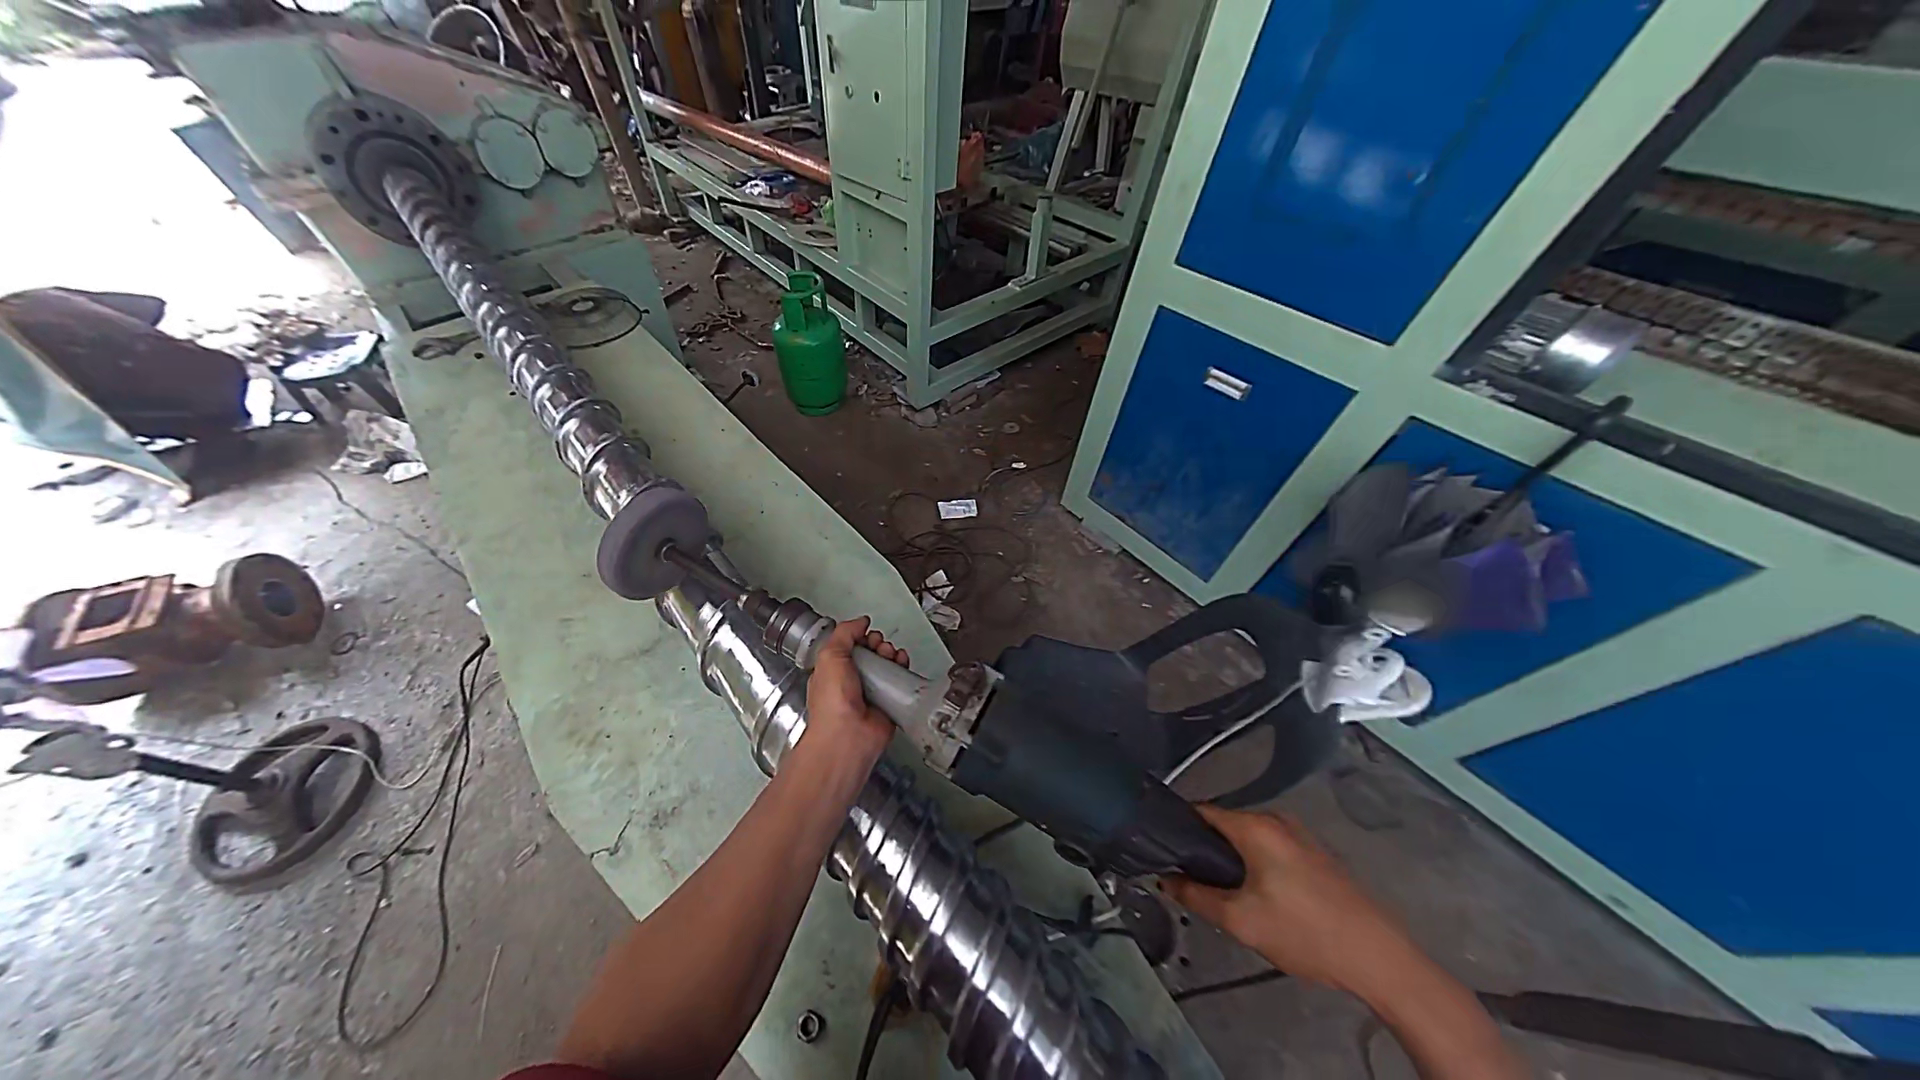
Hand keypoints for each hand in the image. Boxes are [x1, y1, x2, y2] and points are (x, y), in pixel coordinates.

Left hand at [805, 617, 906, 764]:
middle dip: (878, 643)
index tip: (866, 634)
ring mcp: (871, 693)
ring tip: (890, 654)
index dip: (860, 636)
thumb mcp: (830, 655)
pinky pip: (900, 681)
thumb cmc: (832, 703)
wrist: (848, 734)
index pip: (850, 646)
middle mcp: (852, 682)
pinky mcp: (889, 703)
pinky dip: (903, 669)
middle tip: (878, 645)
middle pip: (871, 653)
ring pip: (887, 665)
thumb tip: (860, 621)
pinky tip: (901, 663)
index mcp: (833, 671)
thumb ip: (844, 633)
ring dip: (891, 654)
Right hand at [1162, 805, 1422, 1000]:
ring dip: (1232, 861)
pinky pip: (1269, 849)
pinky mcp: (1314, 853)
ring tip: (1225, 895)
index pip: (1200, 811)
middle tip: (1193, 883)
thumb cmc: (1305, 933)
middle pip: (1224, 825)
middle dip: (1205, 851)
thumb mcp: (1240, 921)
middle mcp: (1276, 819)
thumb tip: (1166, 880)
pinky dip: (1256, 866)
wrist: (1378, 958)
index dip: (1176, 829)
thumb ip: (1195, 896)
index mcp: (1255, 826)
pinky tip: (1259, 898)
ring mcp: (1299, 835)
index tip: (1162, 850)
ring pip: (1247, 840)